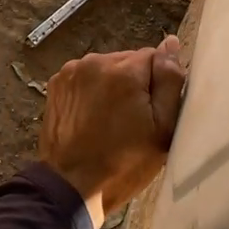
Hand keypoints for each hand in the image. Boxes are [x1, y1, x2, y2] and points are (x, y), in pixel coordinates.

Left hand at [38, 35, 185, 228]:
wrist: (72, 184)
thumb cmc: (125, 162)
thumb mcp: (163, 129)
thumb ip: (170, 81)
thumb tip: (171, 43)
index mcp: (124, 69)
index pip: (156, 58)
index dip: (159, 85)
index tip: (153, 113)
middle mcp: (95, 61)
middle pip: (129, 62)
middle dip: (136, 84)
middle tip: (134, 121)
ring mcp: (71, 71)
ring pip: (106, 70)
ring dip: (113, 87)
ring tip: (112, 122)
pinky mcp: (57, 84)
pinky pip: (85, 79)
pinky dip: (92, 93)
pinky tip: (92, 119)